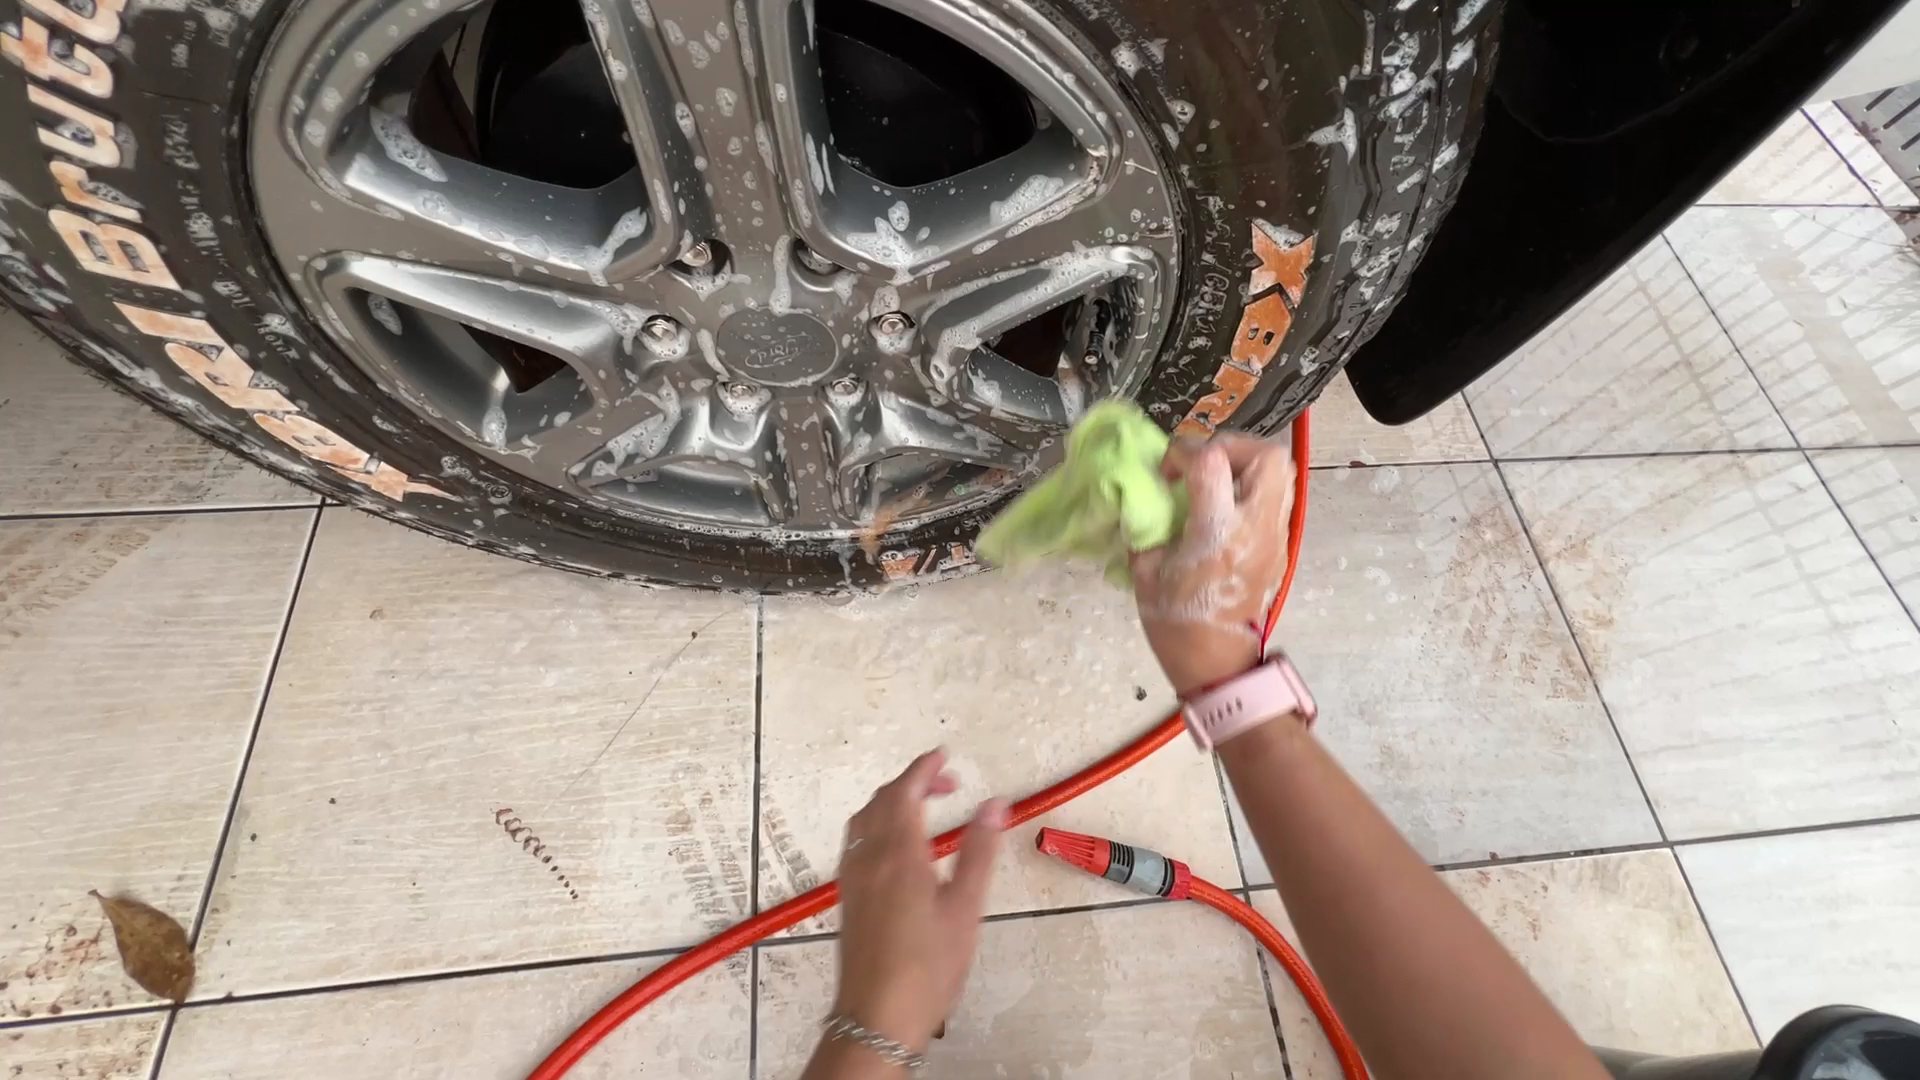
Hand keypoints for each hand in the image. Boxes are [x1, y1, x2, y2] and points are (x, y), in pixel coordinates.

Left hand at [831, 749, 1006, 1053]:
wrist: (877, 1016)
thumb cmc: (929, 964)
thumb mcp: (966, 909)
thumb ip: (980, 851)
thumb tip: (995, 803)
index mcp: (899, 852)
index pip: (906, 791)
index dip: (924, 768)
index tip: (944, 755)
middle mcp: (870, 855)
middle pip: (884, 799)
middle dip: (914, 781)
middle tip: (948, 782)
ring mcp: (854, 874)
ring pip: (866, 817)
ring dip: (893, 799)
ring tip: (925, 805)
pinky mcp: (848, 893)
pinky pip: (858, 837)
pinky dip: (878, 820)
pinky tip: (898, 841)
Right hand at [1131, 433, 1295, 697]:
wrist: (1218, 665)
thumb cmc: (1175, 622)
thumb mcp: (1145, 571)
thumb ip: (1146, 526)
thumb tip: (1145, 496)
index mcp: (1217, 533)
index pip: (1211, 461)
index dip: (1184, 451)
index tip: (1166, 470)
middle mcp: (1255, 527)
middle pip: (1266, 456)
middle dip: (1231, 447)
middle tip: (1202, 464)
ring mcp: (1274, 537)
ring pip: (1280, 473)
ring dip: (1245, 465)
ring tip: (1213, 483)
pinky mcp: (1279, 547)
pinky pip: (1274, 499)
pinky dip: (1250, 490)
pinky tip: (1221, 510)